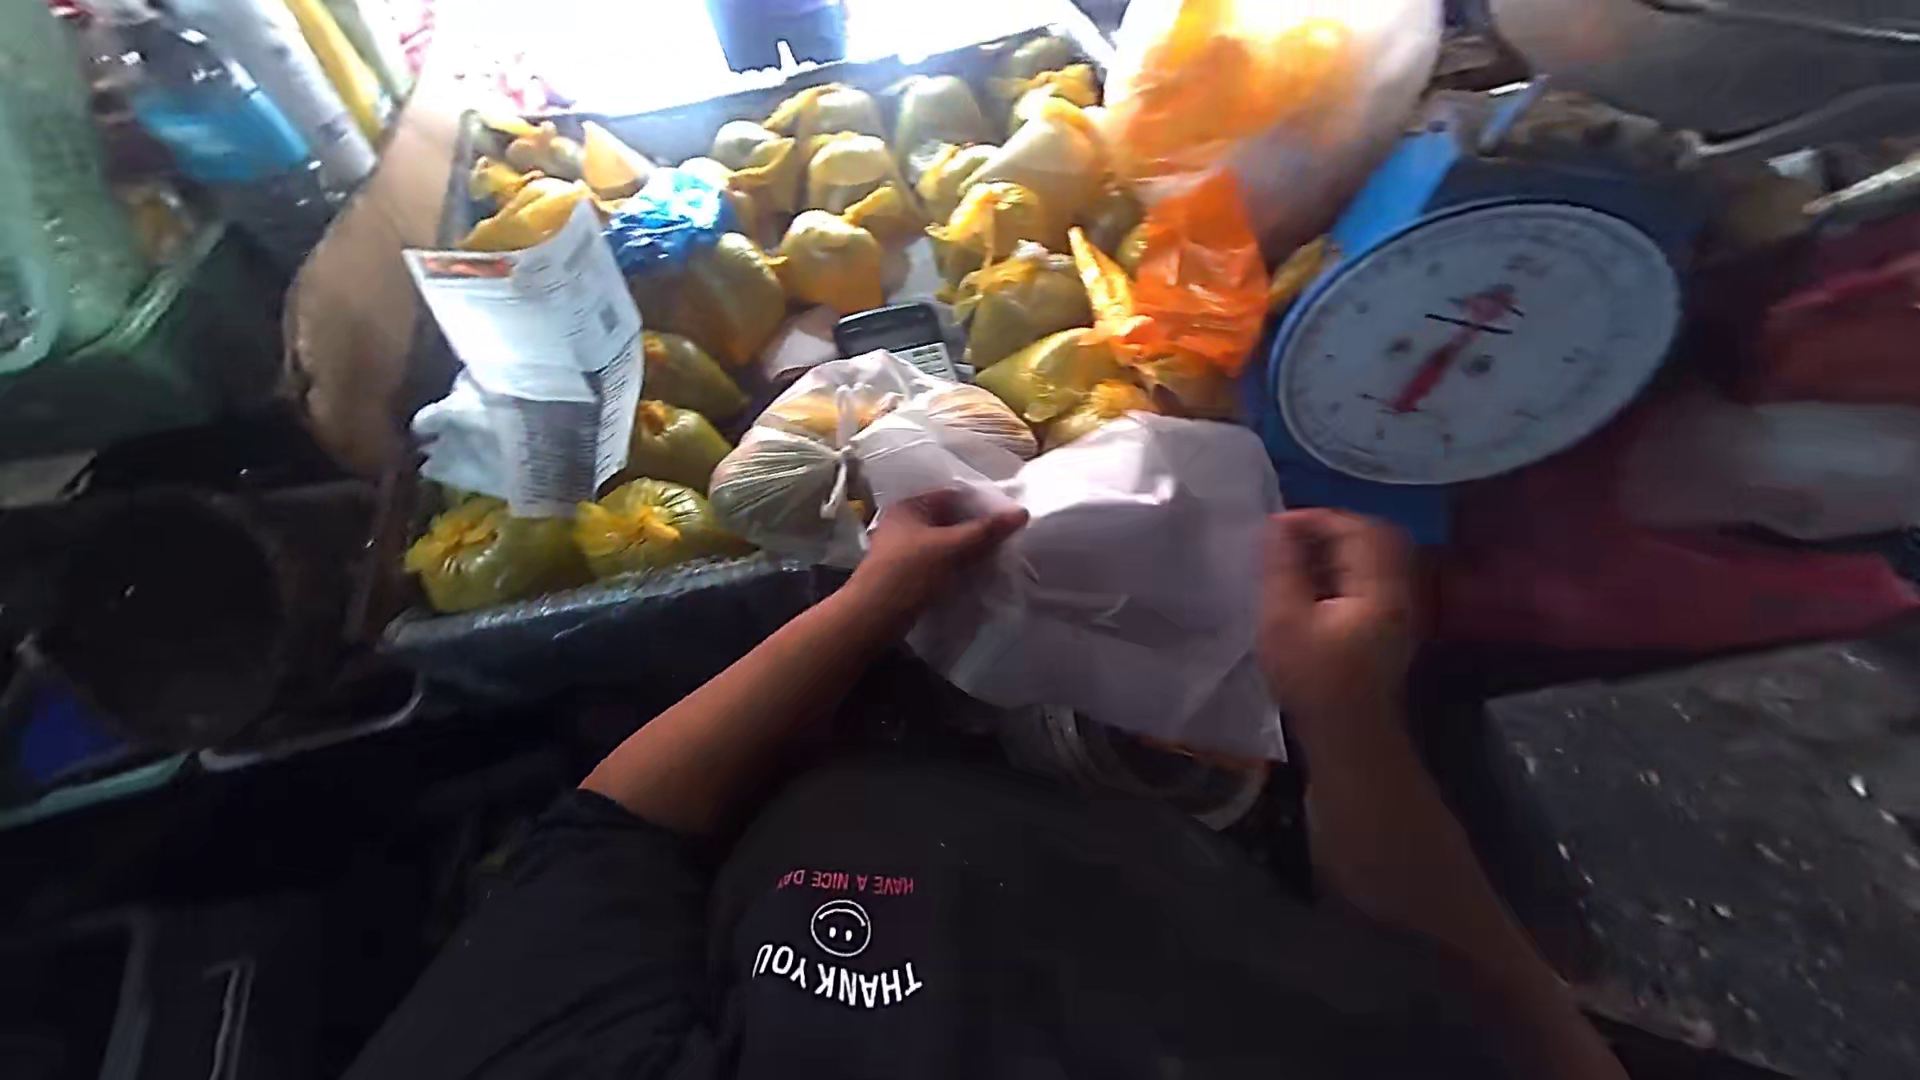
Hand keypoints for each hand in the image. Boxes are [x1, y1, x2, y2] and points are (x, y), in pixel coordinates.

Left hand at [843, 488, 1028, 631]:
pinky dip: (957, 564)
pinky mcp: (908, 573)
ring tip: (997, 554)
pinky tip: (976, 572)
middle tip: (1008, 536)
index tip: (1009, 516)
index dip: (981, 503)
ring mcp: (905, 549)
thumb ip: (986, 531)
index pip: (953, 495)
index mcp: (909, 507)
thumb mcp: (951, 548)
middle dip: (977, 528)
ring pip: (946, 542)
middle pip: (950, 519)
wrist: (872, 618)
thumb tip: (1021, 513)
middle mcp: (904, 523)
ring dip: (969, 548)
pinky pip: (940, 561)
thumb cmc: (908, 574)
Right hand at [1258, 509, 1414, 733]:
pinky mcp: (1384, 621)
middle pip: (1375, 536)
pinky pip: (1366, 575)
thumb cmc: (1312, 677)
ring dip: (1333, 545)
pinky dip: (1338, 565)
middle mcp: (1398, 592)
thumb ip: (1283, 568)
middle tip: (1288, 534)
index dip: (1318, 518)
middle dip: (1329, 526)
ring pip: (1372, 555)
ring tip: (1292, 552)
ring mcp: (1396, 607)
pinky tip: (1307, 578)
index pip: (1359, 530)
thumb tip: (1278, 524)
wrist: (1346, 733)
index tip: (1278, 525)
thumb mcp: (1284, 619)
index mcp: (1380, 590)